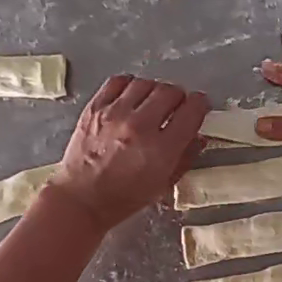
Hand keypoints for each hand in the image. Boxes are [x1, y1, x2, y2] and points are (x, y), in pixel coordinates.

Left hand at [46, 74, 208, 232]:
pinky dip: (129, 86)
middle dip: (178, 97)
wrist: (81, 199)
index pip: (191, 111)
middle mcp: (139, 127)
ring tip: (152, 103)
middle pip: (170, 91)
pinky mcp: (95, 108)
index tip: (198, 107)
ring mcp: (115, 114)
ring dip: (154, 91)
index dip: (200, 105)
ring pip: (146, 83)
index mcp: (161, 150)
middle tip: (175, 107)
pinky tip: (130, 98)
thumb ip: (184, 158)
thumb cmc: (122, 199)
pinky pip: (118, 82)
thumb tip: (198, 137)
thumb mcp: (162, 185)